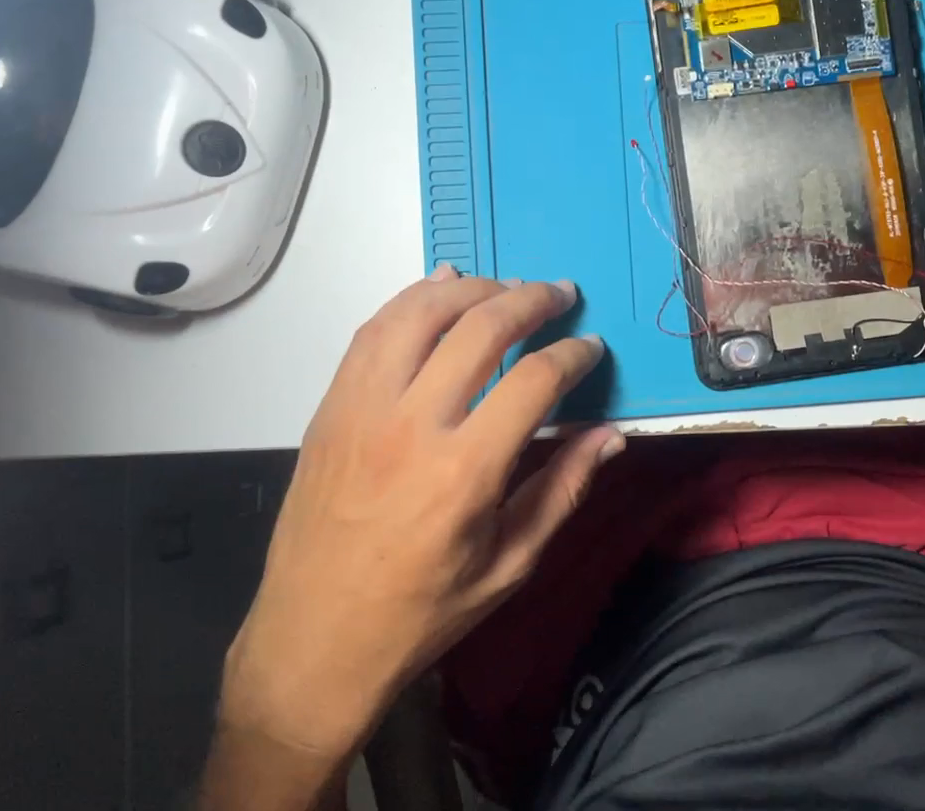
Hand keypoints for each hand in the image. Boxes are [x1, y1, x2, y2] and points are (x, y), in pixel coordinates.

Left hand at [217, 266, 621, 760]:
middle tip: (560, 294)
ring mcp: (362, 409)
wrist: (314, 639)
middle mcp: (411, 424)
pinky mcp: (331, 407)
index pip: (534, 380)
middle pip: (479, 328)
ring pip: (419, 313)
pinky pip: (373, 331)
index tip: (590, 347)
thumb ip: (563, 490)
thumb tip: (610, 435)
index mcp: (464, 471)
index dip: (572, 354)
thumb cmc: (421, 612)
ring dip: (470, 288)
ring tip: (505, 286)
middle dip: (530, 300)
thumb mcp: (509, 565)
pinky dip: (411, 298)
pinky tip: (440, 288)